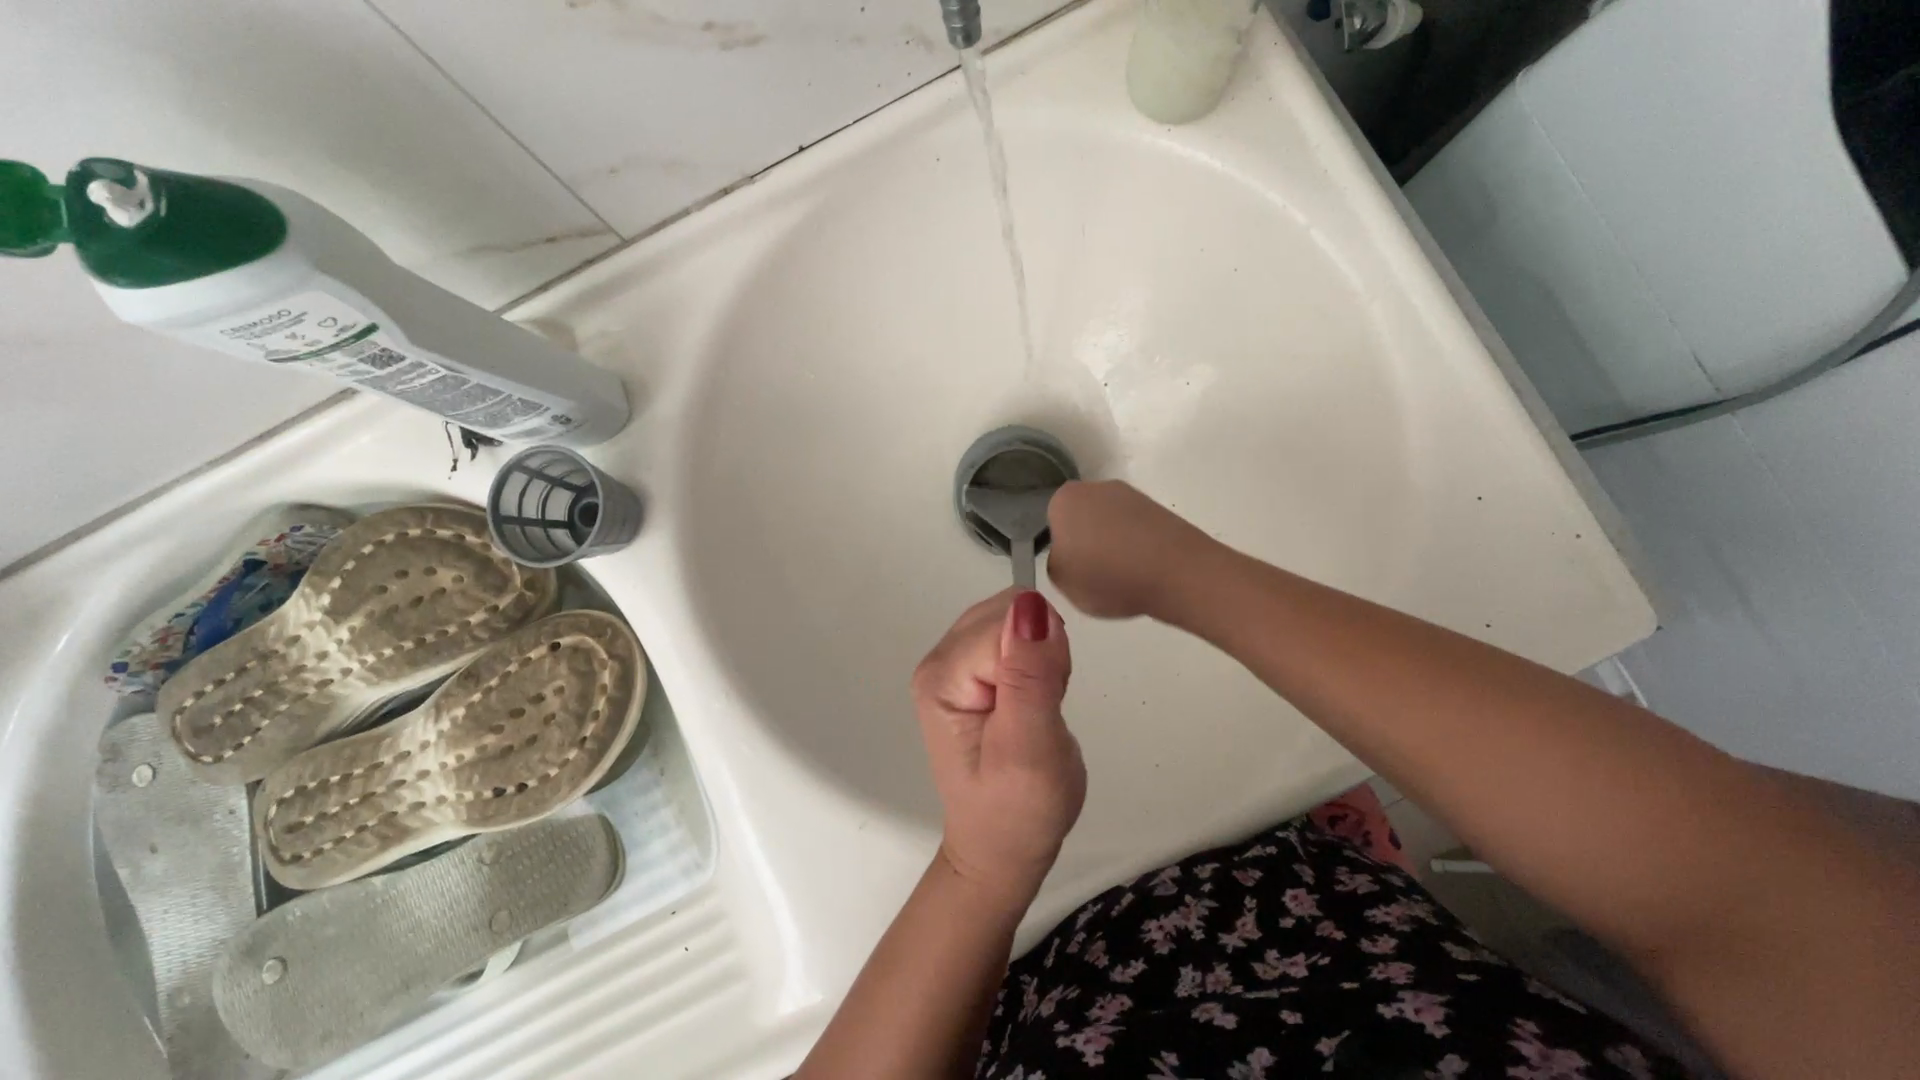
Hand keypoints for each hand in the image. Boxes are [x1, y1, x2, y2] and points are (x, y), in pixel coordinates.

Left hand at [912, 590, 1084, 905]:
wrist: (1003, 848)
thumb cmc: (1019, 811)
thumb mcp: (1031, 750)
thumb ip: (1031, 677)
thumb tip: (1032, 606)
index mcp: (943, 677)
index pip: (1007, 625)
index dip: (1042, 656)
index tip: (1047, 701)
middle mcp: (940, 661)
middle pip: (1007, 613)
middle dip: (1042, 652)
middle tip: (1043, 709)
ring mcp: (954, 666)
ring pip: (1015, 620)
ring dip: (1042, 658)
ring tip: (1039, 709)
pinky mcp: (973, 673)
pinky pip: (1016, 637)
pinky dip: (1039, 662)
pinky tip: (1034, 702)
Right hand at [1046, 480, 1216, 619]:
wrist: (1177, 572)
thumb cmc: (1108, 575)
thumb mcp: (1061, 581)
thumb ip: (1055, 562)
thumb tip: (1070, 553)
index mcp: (1064, 499)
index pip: (1051, 523)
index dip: (1061, 550)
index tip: (1073, 572)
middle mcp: (1095, 487)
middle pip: (1082, 519)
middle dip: (1086, 543)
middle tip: (1096, 576)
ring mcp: (1131, 495)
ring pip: (1110, 525)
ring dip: (1113, 546)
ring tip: (1124, 577)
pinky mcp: (1159, 509)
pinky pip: (1136, 531)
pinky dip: (1137, 548)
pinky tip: (1144, 571)